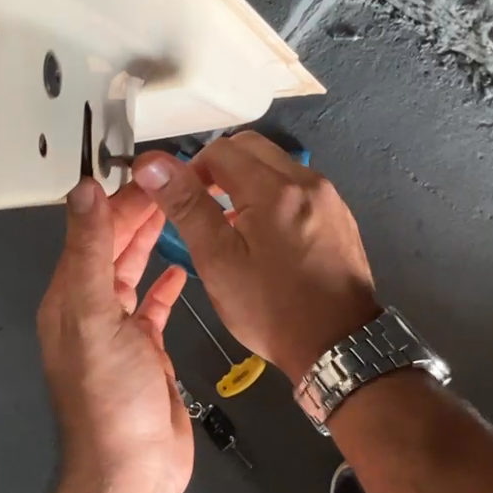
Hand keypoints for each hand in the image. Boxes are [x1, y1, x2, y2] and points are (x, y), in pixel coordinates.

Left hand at [36, 177, 193, 492]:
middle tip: (175, 183)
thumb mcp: (94, 317)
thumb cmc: (112, 394)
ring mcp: (118, 332)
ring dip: (149, 241)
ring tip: (178, 210)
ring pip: (131, 272)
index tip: (151, 171)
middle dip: (137, 214)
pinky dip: (163, 284)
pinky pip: (152, 306)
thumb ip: (88, 252)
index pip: (91, 234)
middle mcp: (89, 310)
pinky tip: (180, 268)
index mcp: (69, 298)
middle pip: (111, 249)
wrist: (134, 469)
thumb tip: (82, 189)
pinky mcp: (145, 350)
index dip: (117, 201)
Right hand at [131, 132, 380, 381]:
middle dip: (220, 167)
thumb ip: (186, 205)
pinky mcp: (340, 215)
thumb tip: (152, 163)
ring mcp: (329, 197)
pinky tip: (266, 235)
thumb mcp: (218, 260)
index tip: (182, 201)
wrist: (339, 345)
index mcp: (274, 188)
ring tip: (232, 224)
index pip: (220, 150)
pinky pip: (298, 187)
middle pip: (251, 148)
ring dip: (248, 180)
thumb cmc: (270, 308)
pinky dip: (274, 195)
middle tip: (204, 206)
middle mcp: (307, 180)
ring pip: (277, 165)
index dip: (191, 169)